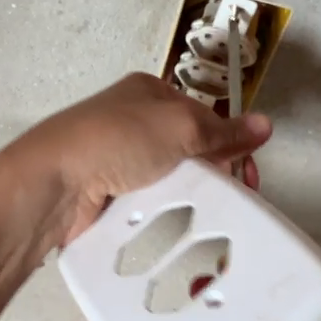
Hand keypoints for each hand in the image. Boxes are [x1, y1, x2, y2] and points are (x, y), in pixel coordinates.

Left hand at [0, 73, 268, 245]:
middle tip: (235, 199)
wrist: (55, 183)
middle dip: (213, 174)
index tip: (248, 172)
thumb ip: (224, 131)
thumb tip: (265, 124)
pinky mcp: (107, 195)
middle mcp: (132, 123)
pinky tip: (174, 227)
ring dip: (188, 197)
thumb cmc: (118, 140)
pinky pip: (147, 205)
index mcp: (148, 93)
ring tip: (209, 219)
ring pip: (169, 181)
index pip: (202, 115)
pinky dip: (162, 215)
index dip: (228, 141)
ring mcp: (116, 161)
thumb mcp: (180, 126)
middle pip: (187, 151)